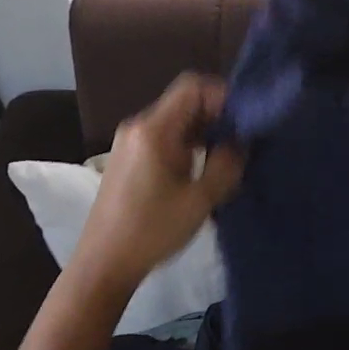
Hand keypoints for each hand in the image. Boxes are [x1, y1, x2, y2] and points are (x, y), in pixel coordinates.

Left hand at [68, 73, 243, 291]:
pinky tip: (201, 173)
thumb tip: (240, 142)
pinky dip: (187, 146)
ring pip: (176, 122)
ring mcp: (130, 143)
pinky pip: (164, 138)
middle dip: (216, 117)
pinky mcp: (128, 159)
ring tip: (225, 161)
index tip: (244, 123)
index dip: (223, 96)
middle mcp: (138, 127)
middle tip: (241, 144)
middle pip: (184, 102)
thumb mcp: (200, 199)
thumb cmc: (152, 230)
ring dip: (203, 135)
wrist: (104, 263)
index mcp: (154, 129)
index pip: (193, 86)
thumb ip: (226, 164)